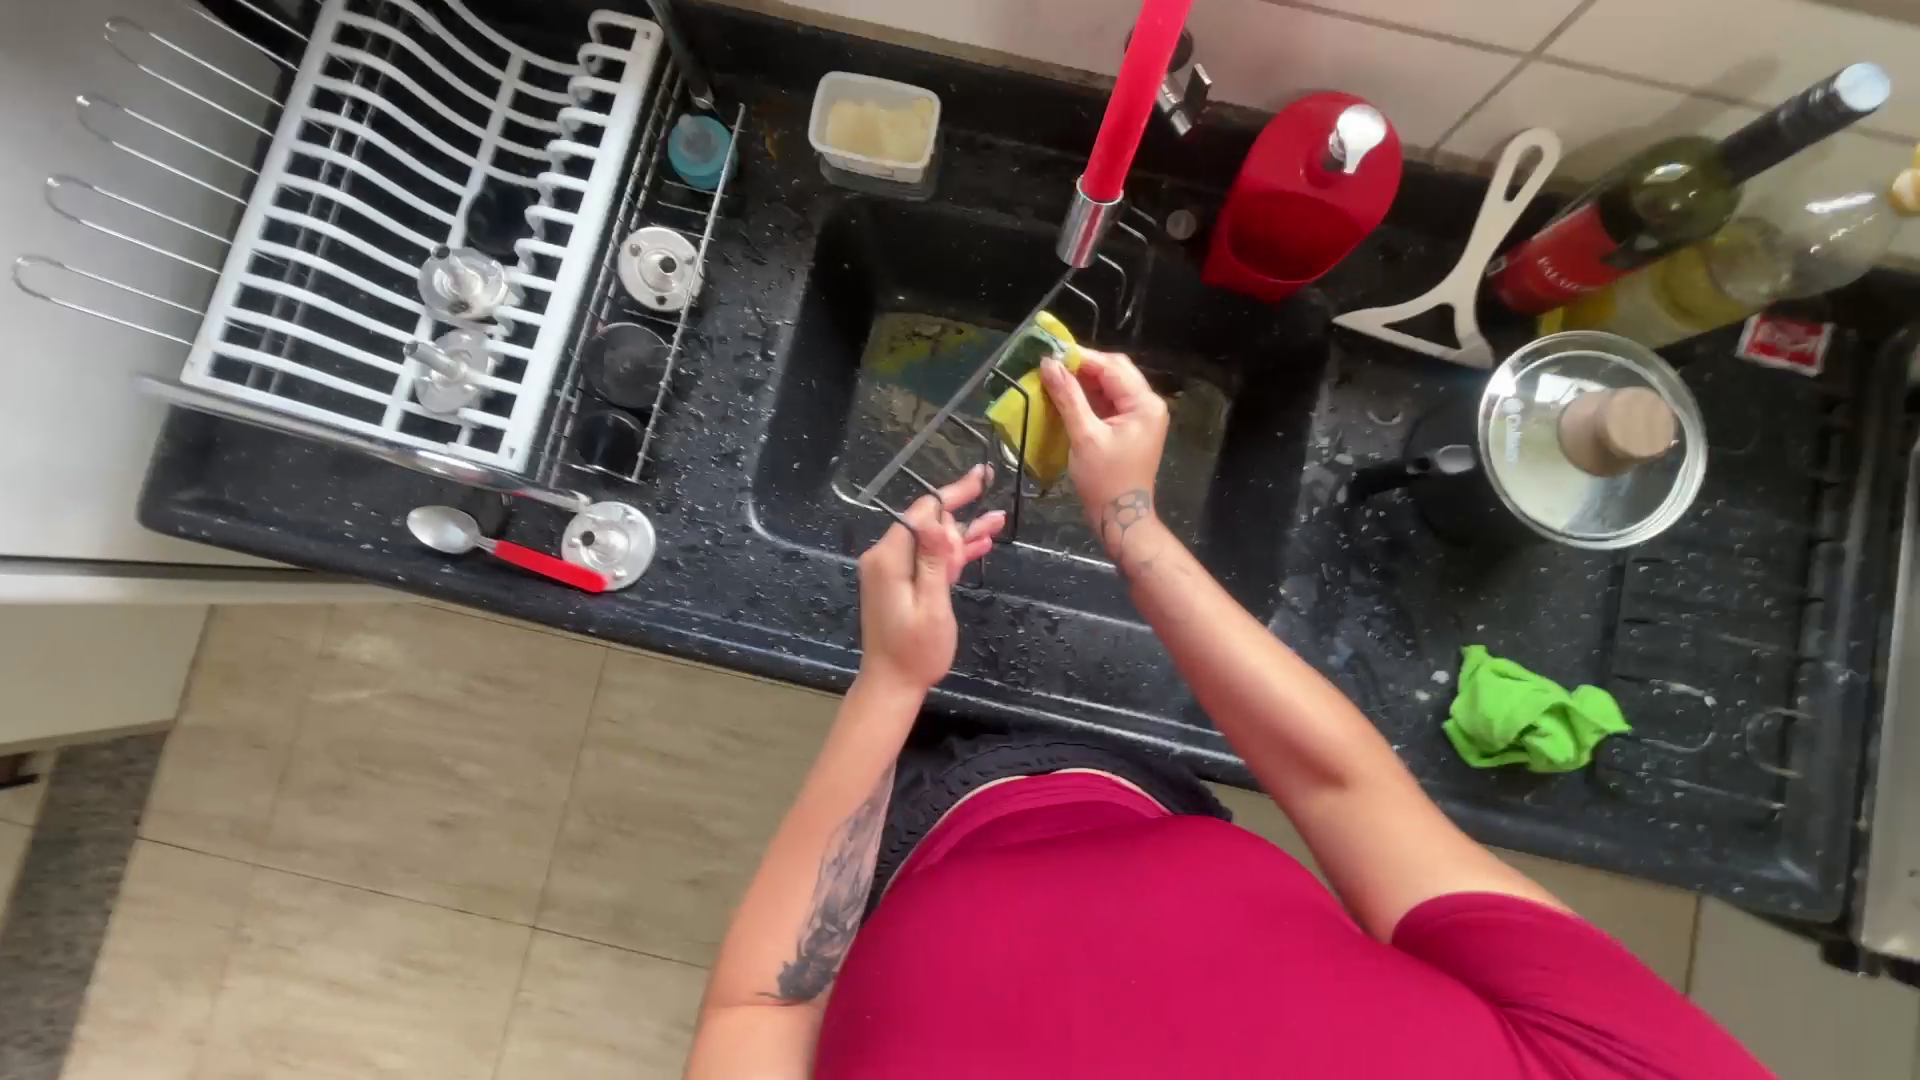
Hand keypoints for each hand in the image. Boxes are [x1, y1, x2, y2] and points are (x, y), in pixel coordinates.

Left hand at [857, 464, 1004, 691]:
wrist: (892, 684)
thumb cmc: (916, 652)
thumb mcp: (931, 606)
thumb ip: (933, 561)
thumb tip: (936, 519)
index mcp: (889, 559)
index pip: (923, 512)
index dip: (954, 494)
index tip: (981, 477)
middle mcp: (886, 557)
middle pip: (928, 523)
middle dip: (962, 516)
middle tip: (997, 515)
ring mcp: (892, 570)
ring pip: (932, 541)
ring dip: (963, 534)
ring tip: (998, 522)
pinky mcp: (901, 583)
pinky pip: (929, 559)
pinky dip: (952, 553)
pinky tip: (980, 543)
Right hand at [1039, 350, 1168, 557]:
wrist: (1121, 518)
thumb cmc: (1105, 480)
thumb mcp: (1084, 436)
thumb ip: (1068, 397)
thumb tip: (1048, 364)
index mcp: (1144, 404)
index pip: (1112, 367)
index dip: (1081, 357)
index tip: (1050, 354)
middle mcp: (1148, 404)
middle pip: (1114, 372)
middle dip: (1083, 367)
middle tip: (1051, 366)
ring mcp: (1140, 417)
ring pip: (1110, 387)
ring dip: (1083, 382)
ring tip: (1054, 379)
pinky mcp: (1129, 429)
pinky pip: (1108, 403)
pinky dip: (1088, 399)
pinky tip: (1066, 398)